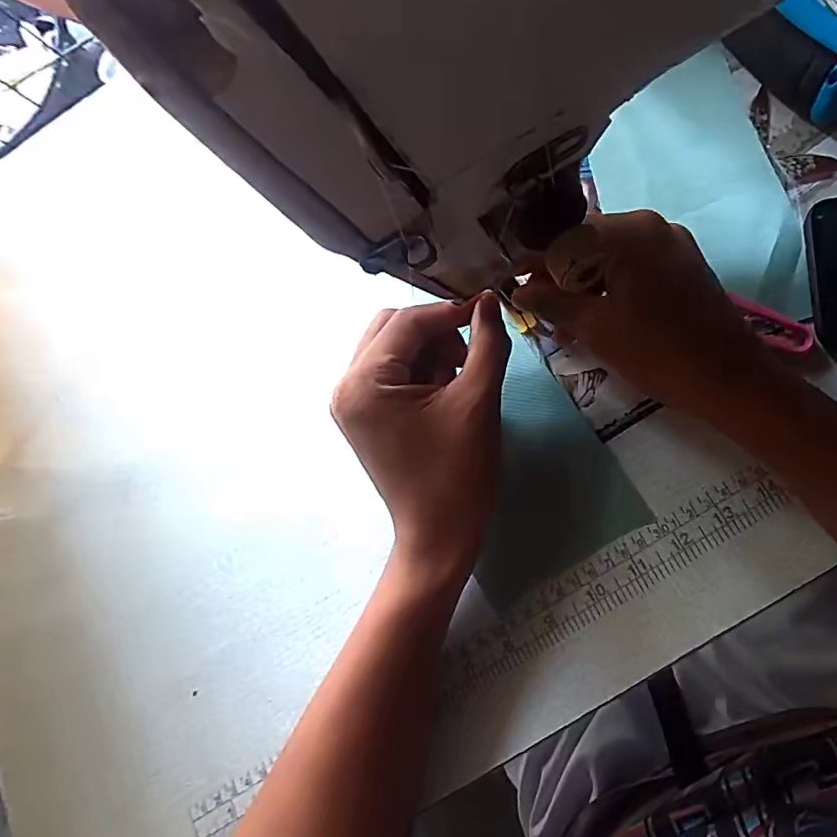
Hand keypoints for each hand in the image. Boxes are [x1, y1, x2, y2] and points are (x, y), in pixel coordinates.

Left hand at [331, 295, 509, 587]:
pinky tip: (449, 395)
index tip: (489, 313)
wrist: (441, 536)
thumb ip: (487, 345)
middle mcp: (347, 387)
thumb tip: (489, 301)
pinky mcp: (368, 417)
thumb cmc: (459, 473)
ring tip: (462, 383)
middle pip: (393, 327)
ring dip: (433, 352)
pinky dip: (425, 372)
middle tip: (471, 358)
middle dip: (437, 332)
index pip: (407, 322)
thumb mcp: (478, 403)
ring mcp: (354, 404)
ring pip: (395, 348)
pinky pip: (395, 374)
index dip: (451, 311)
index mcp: (363, 384)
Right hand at [511, 211, 786, 417]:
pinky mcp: (685, 266)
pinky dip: (614, 287)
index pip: (563, 237)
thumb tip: (520, 287)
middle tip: (539, 309)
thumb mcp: (597, 329)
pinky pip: (637, 267)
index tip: (512, 285)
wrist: (732, 379)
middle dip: (560, 275)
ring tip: (566, 322)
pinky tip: (599, 315)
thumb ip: (553, 302)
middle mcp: (652, 225)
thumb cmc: (660, 354)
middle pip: (588, 244)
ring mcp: (673, 244)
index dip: (533, 262)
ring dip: (585, 285)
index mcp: (629, 232)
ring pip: (612, 257)